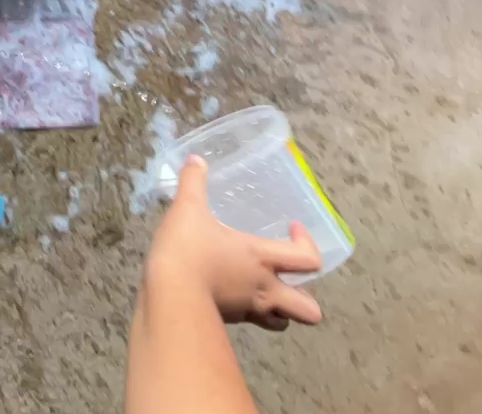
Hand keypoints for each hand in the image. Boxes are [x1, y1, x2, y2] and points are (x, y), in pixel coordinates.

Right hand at [146, 156, 324, 330]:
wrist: (171, 293)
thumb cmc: (188, 248)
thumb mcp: (187, 208)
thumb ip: (193, 183)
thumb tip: (196, 159)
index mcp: (261, 258)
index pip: (307, 258)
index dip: (307, 243)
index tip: (294, 229)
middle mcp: (265, 288)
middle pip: (310, 309)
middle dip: (305, 296)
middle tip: (286, 277)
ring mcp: (248, 308)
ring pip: (282, 322)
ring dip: (279, 310)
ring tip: (263, 292)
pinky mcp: (229, 321)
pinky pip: (250, 321)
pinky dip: (247, 311)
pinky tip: (228, 295)